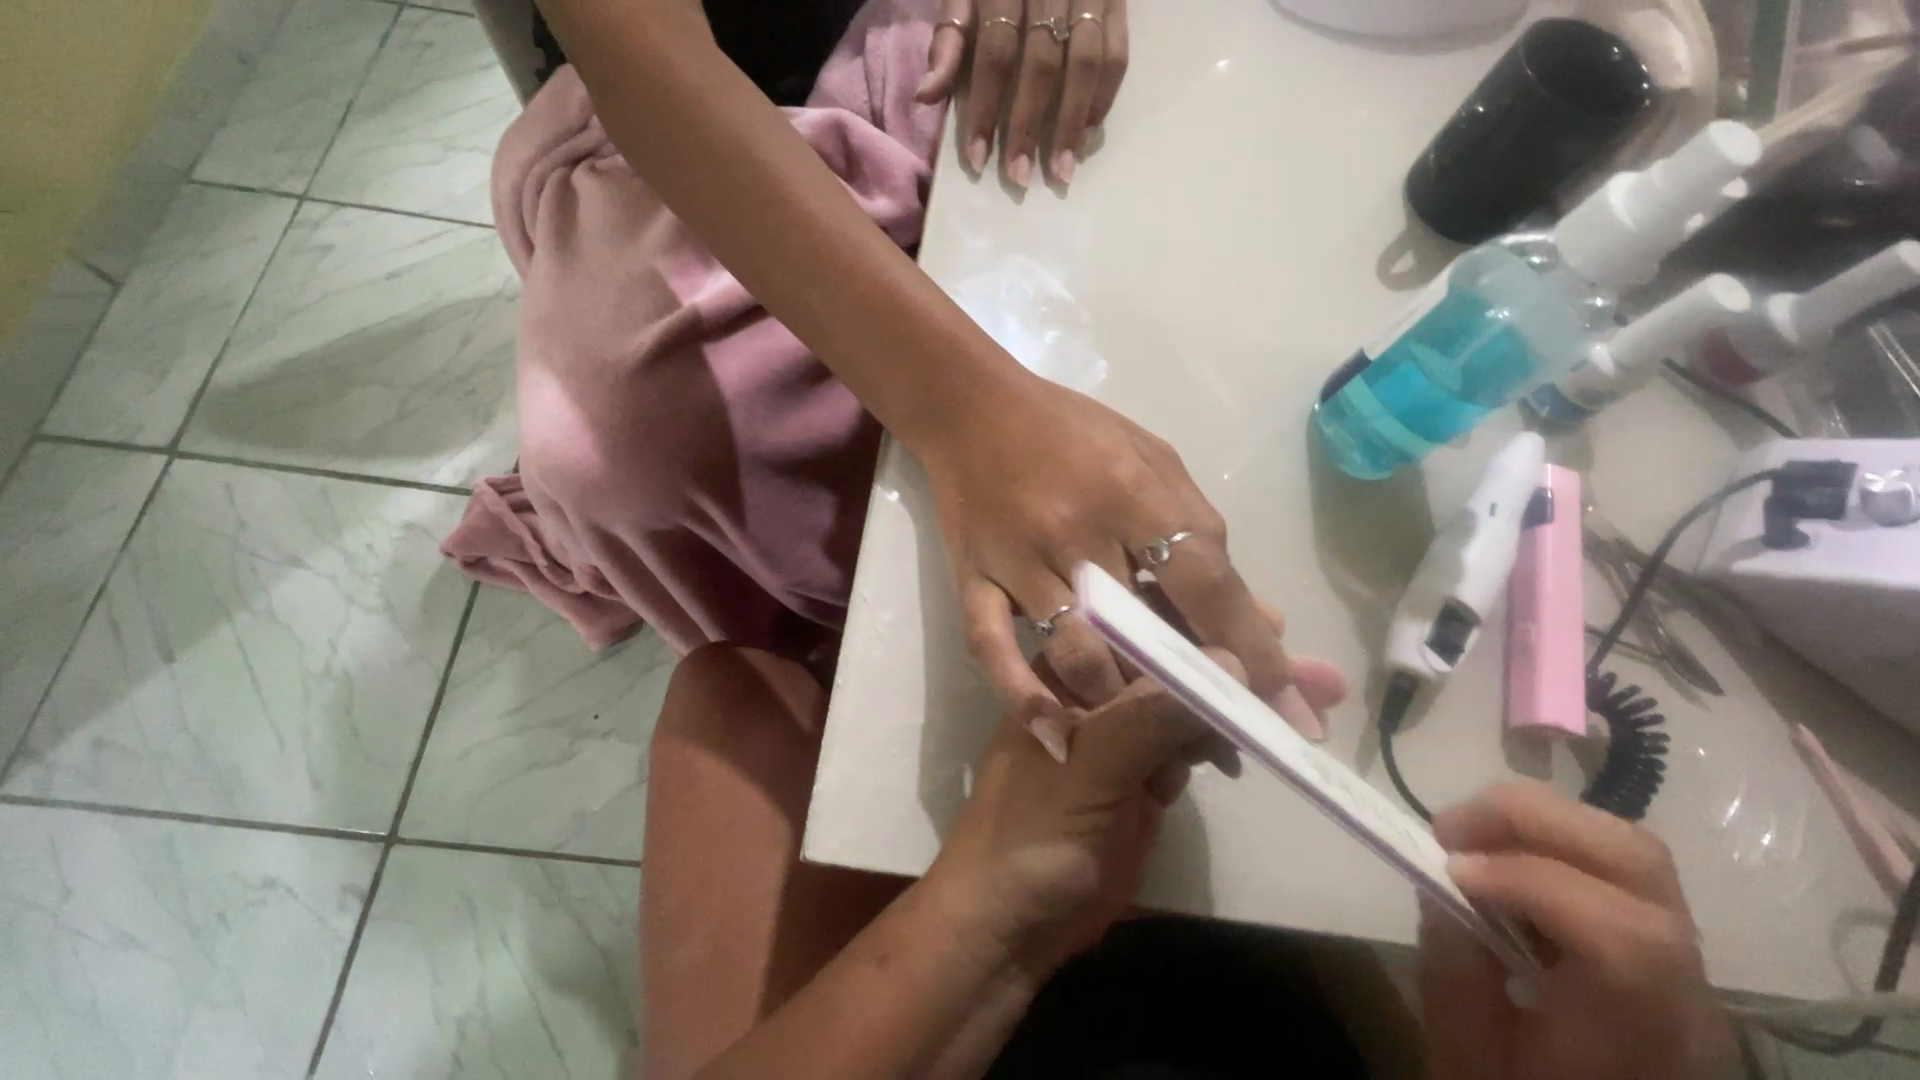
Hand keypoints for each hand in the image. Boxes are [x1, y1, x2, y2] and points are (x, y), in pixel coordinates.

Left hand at [917, 0, 1129, 186]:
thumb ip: (949, 38)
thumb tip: (926, 96)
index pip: (995, 54)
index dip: (987, 109)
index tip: (979, 160)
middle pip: (1043, 64)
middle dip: (1031, 126)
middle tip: (1021, 178)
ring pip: (1088, 62)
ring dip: (1075, 121)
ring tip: (1064, 169)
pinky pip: (1117, 52)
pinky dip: (1105, 96)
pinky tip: (1089, 131)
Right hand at [920, 377, 1330, 741]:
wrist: (971, 409)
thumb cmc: (1073, 431)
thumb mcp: (1152, 459)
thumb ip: (1200, 530)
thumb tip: (1255, 614)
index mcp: (1133, 494)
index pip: (1208, 586)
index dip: (1255, 652)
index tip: (1292, 711)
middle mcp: (1078, 531)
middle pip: (1145, 633)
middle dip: (1193, 698)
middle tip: (1226, 746)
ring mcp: (1020, 560)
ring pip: (1077, 653)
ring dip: (1120, 707)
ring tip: (1155, 744)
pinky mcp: (972, 580)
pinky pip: (991, 647)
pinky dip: (1021, 697)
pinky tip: (1056, 738)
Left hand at [926, 654, 1348, 979]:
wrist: (1007, 927)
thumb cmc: (1028, 843)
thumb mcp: (1086, 775)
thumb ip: (1147, 718)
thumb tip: (1229, 662)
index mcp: (1066, 673)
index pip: (1140, 626)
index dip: (1204, 621)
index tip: (1269, 623)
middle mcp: (1096, 694)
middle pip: (1176, 663)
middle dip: (1242, 663)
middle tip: (1311, 671)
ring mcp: (1122, 736)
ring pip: (1191, 703)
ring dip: (1247, 701)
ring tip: (1318, 698)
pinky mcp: (1143, 776)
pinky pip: (1192, 744)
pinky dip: (1227, 740)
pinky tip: (1264, 742)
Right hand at [1420, 781, 1737, 1079]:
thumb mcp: (1467, 1063)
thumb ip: (1453, 978)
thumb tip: (1441, 888)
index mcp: (1639, 1040)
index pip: (1621, 935)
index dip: (1528, 880)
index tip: (1449, 873)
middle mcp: (1683, 990)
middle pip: (1636, 862)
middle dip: (1528, 820)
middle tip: (1446, 833)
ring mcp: (1685, 961)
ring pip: (1630, 847)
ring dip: (1536, 821)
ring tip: (1467, 841)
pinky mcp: (1664, 945)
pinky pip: (1616, 864)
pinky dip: (1549, 840)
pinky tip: (1500, 865)